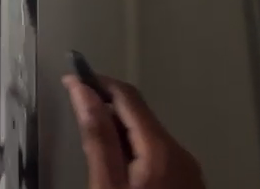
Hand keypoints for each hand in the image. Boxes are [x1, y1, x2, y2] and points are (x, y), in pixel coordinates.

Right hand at [60, 74, 205, 188]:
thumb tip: (81, 89)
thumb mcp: (106, 185)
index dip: (96, 81)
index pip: (126, 95)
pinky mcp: (189, 187)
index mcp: (161, 149)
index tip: (70, 80)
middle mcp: (181, 155)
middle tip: (77, 115)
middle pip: (138, 113)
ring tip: (94, 145)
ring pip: (148, 133)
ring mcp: (190, 173)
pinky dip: (134, 148)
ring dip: (119, 128)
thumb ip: (96, 135)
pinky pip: (158, 153)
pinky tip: (119, 166)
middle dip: (106, 107)